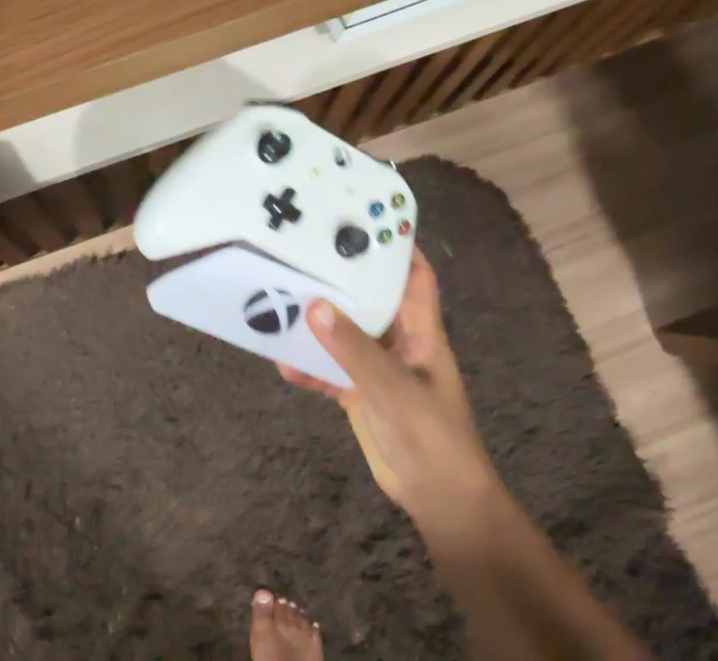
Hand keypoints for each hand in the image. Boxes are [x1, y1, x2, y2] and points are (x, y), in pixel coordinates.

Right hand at [280, 247, 502, 531]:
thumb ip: (353, 349)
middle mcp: (398, 342)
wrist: (439, 498)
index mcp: (422, 331)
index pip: (414, 277)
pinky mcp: (360, 394)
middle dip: (339, 279)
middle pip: (369, 299)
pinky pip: (329, 370)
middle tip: (301, 252)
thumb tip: (314, 305)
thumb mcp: (393, 388)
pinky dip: (308, 366)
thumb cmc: (432, 435)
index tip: (363, 217)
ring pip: (343, 334)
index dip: (397, 246)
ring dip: (315, 324)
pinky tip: (282, 363)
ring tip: (278, 300)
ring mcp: (378, 369)